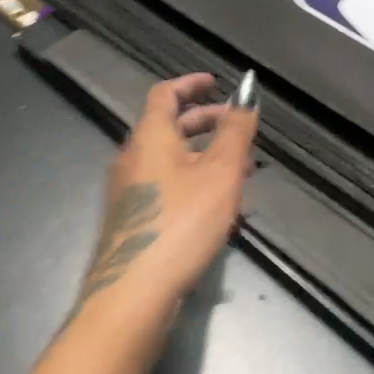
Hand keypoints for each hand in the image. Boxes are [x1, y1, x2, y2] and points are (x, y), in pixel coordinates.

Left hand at [73, 74, 259, 314]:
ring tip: (240, 172)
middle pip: (167, 127)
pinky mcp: (131, 220)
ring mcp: (127, 190)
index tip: (215, 83)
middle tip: (238, 130)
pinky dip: (192, 183)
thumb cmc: (181, 223)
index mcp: (149, 136)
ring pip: (169, 160)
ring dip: (203, 157)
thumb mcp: (219, 173)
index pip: (165, 93)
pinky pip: (164, 187)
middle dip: (205, 123)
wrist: (134, 290)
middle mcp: (132, 157)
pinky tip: (218, 208)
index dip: (191, 84)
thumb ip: (235, 132)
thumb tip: (246, 94)